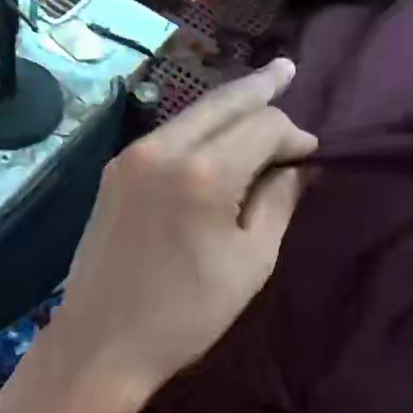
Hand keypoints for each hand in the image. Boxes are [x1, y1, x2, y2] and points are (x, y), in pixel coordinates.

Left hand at [24, 58, 316, 412]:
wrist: (101, 343)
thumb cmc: (185, 315)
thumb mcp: (250, 263)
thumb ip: (278, 203)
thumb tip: (297, 168)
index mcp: (202, 172)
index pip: (263, 126)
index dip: (294, 135)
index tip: (312, 156)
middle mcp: (161, 149)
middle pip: (222, 102)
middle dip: (259, 87)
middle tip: (287, 68)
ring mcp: (130, 158)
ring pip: (191, 115)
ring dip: (227, 108)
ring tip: (258, 95)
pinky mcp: (113, 173)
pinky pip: (166, 137)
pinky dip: (198, 130)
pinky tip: (214, 135)